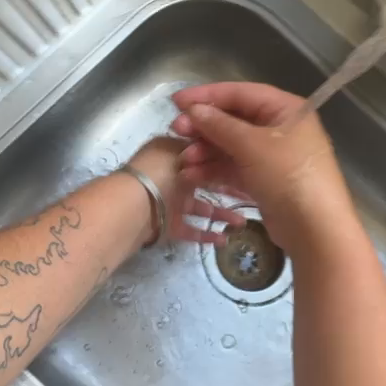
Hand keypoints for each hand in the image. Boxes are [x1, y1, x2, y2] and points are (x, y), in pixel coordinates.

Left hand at [124, 136, 242, 245]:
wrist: (134, 206)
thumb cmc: (158, 172)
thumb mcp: (179, 150)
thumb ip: (199, 149)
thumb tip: (214, 146)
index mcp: (173, 154)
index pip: (202, 155)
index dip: (224, 159)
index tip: (247, 165)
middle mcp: (173, 177)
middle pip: (205, 182)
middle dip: (228, 189)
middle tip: (251, 194)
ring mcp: (172, 203)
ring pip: (202, 208)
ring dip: (222, 215)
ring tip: (243, 223)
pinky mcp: (170, 226)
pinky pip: (192, 230)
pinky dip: (207, 235)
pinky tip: (225, 239)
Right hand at [169, 83, 357, 252]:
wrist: (314, 229)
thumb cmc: (288, 176)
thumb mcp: (252, 146)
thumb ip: (220, 125)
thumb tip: (193, 109)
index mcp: (286, 109)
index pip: (241, 93)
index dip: (207, 95)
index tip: (177, 101)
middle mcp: (280, 128)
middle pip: (234, 120)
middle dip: (204, 126)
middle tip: (176, 131)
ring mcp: (272, 156)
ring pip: (231, 146)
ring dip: (205, 151)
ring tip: (183, 160)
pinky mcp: (264, 180)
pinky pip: (234, 167)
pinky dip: (214, 169)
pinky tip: (192, 174)